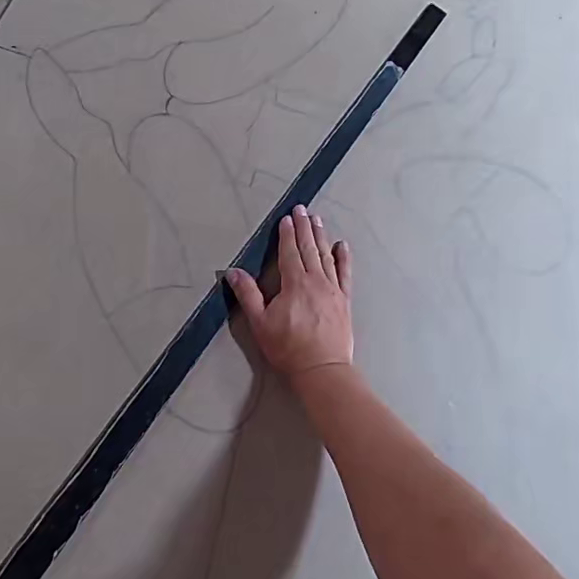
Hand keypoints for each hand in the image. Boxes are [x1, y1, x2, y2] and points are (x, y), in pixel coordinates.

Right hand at [227, 205, 353, 382]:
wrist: (322, 369)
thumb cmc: (288, 348)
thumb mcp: (260, 323)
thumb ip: (248, 295)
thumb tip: (234, 272)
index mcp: (295, 284)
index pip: (289, 252)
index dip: (287, 234)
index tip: (286, 218)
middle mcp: (316, 281)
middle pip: (309, 248)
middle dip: (304, 227)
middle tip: (302, 209)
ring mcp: (333, 290)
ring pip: (326, 256)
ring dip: (321, 236)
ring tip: (318, 220)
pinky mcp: (344, 301)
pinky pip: (345, 274)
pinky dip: (344, 258)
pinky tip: (343, 246)